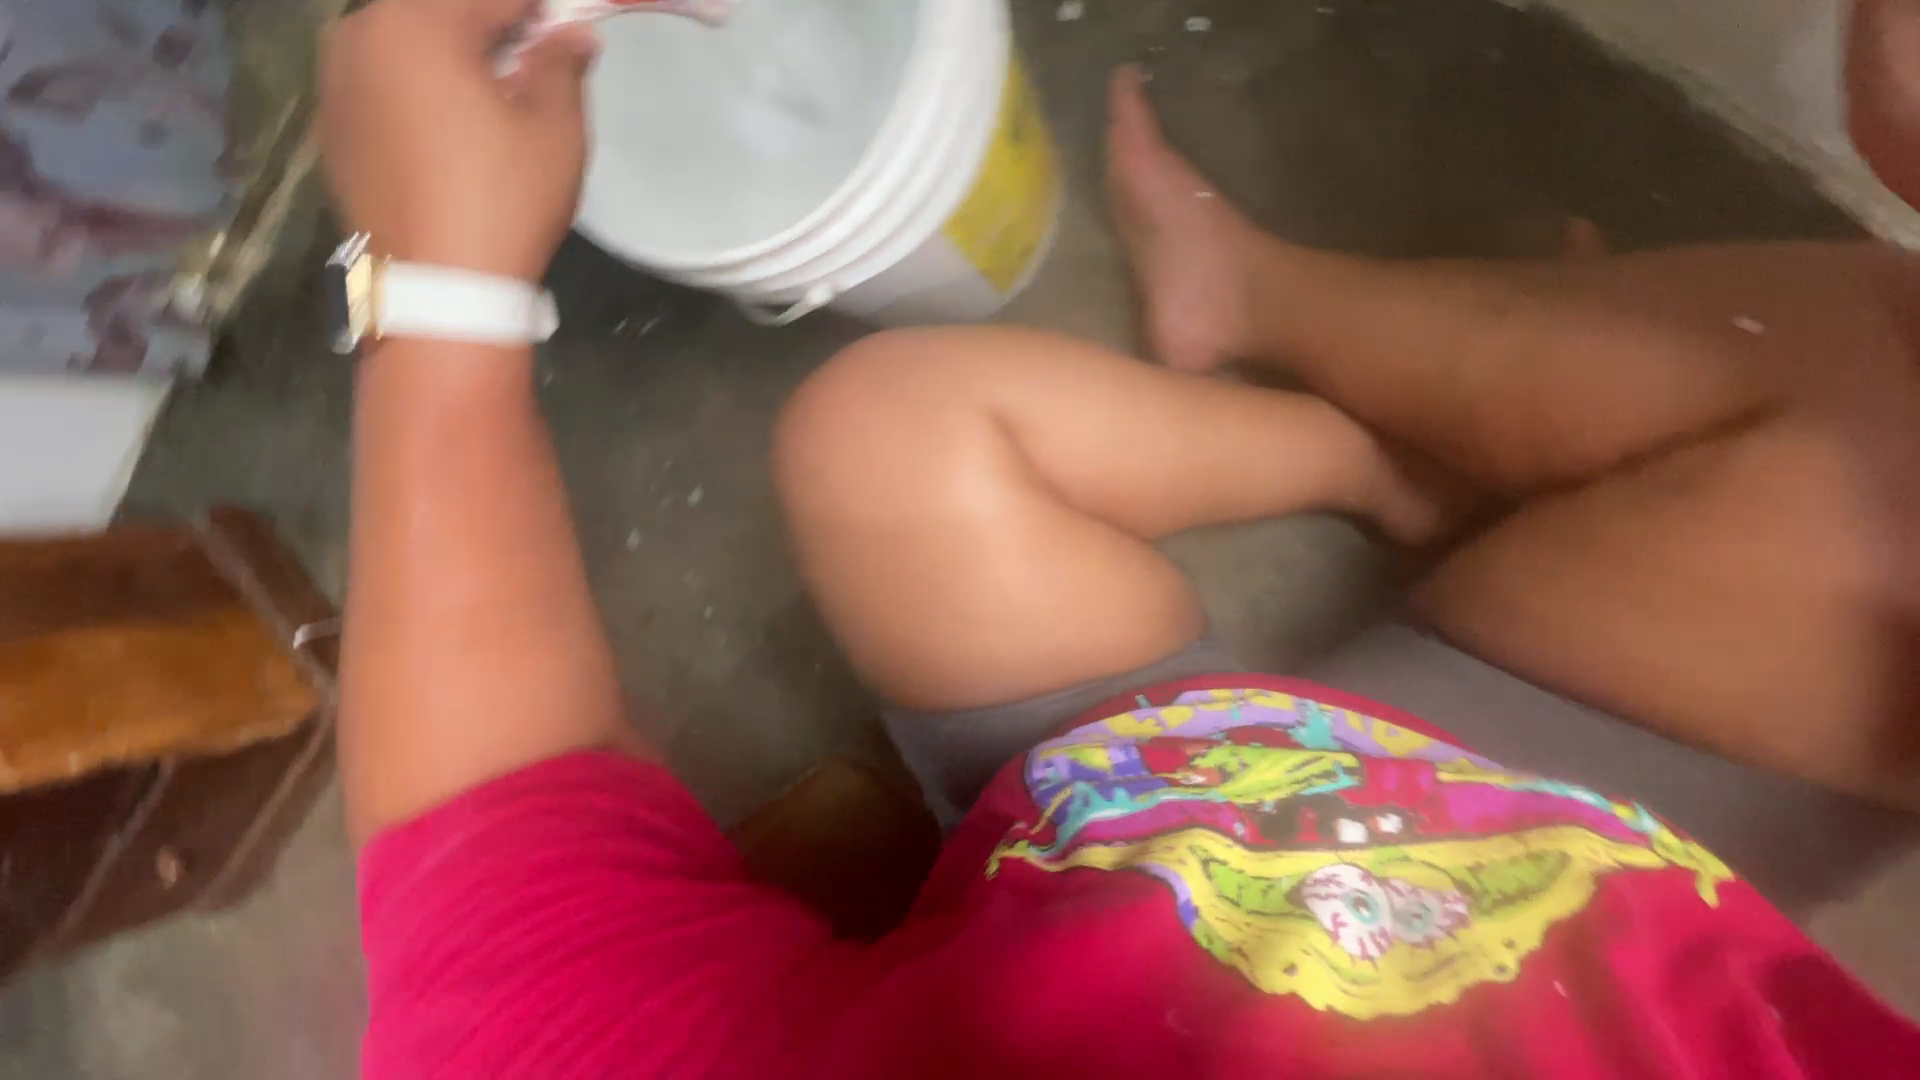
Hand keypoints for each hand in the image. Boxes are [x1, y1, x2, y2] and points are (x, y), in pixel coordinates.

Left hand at [319, 0, 597, 281]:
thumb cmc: (507, 201)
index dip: (539, 19)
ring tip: (483, 127)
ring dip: (447, 71)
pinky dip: (414, 104)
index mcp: (417, 25)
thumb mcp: (556, 135)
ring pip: (404, 53)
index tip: (563, 49)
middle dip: (487, 42)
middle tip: (524, 91)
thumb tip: (574, 35)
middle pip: (439, 18)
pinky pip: (380, 93)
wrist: (441, 285)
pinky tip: (446, 154)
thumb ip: (562, 69)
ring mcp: (334, 84)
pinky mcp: (331, 131)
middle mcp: (359, 35)